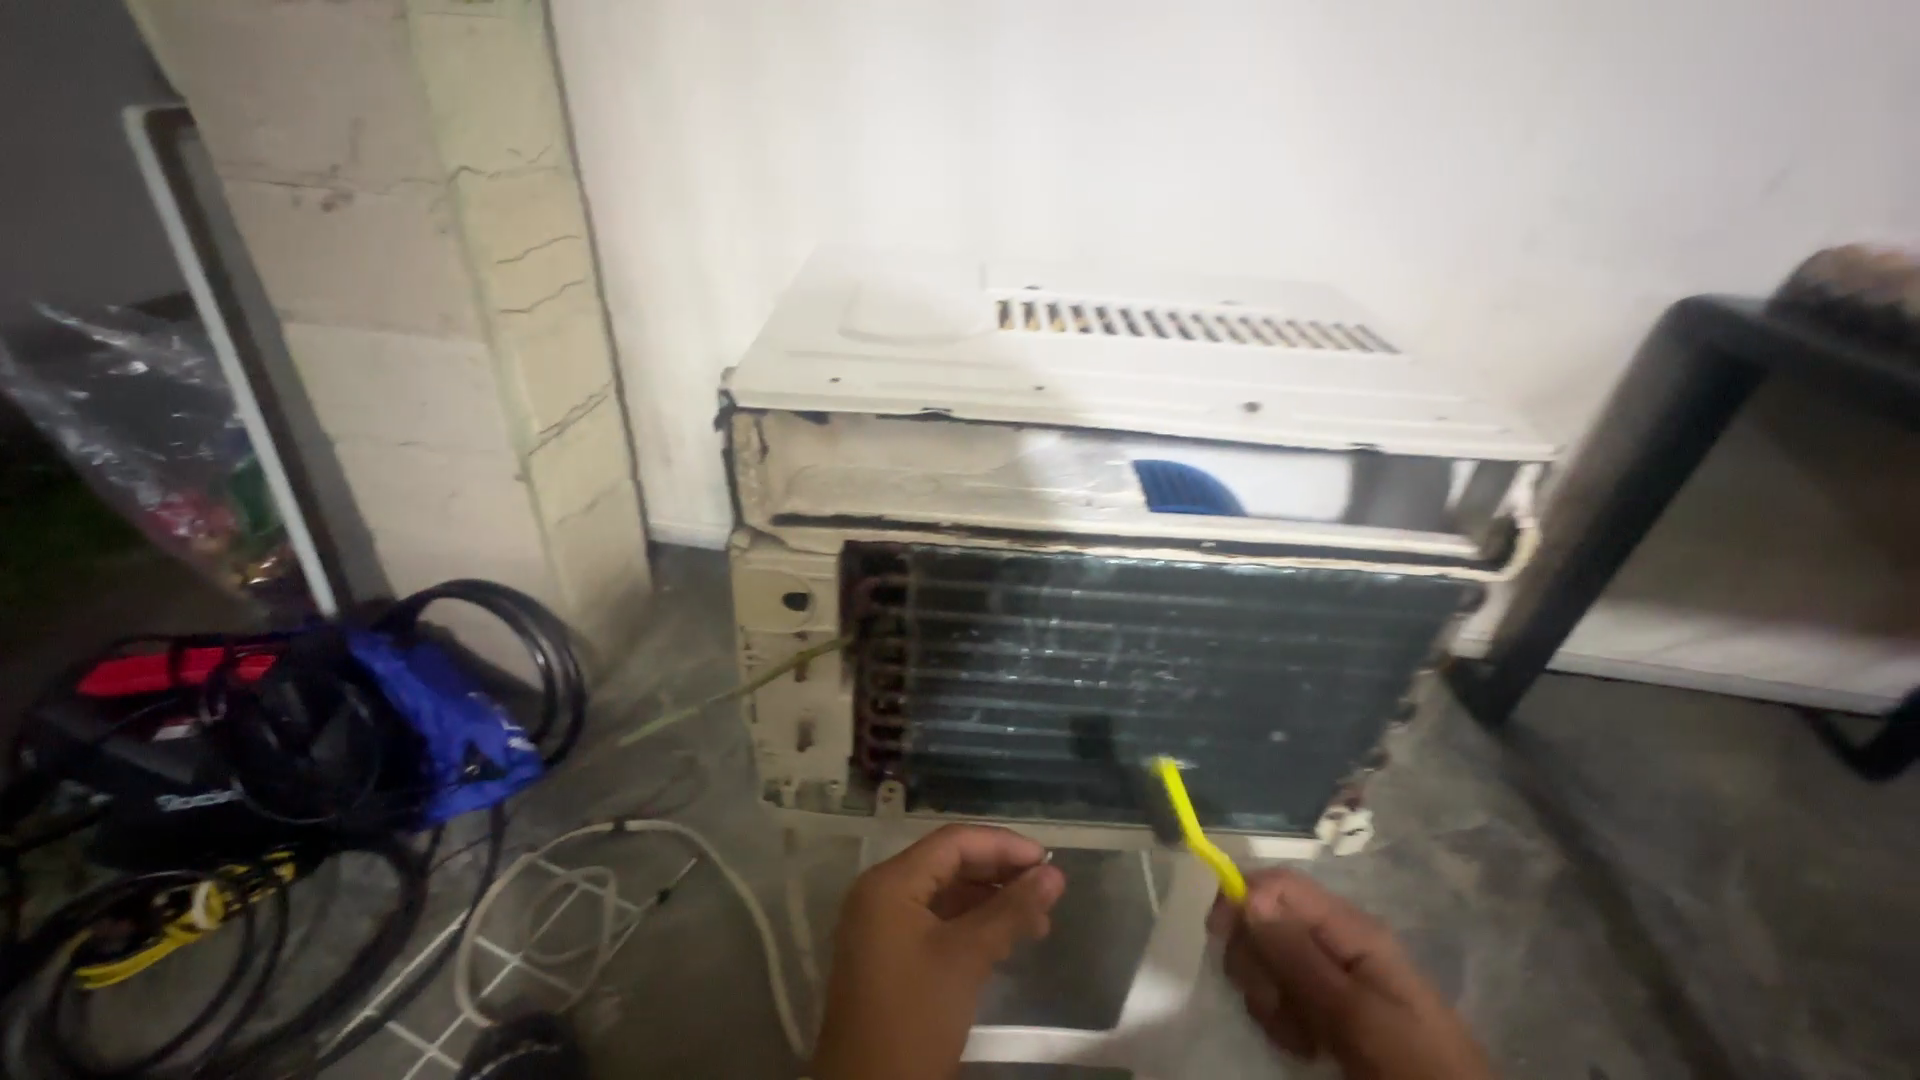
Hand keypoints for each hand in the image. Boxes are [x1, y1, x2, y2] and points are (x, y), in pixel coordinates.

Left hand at [811, 825, 1066, 1079]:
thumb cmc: (916, 1017)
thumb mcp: (968, 958)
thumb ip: (1012, 910)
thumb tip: (1054, 874)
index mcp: (889, 882)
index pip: (953, 842)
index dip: (1003, 845)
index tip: (1047, 862)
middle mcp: (880, 892)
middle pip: (948, 864)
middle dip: (999, 874)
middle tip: (1047, 890)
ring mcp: (881, 924)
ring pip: (944, 894)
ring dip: (990, 901)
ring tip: (1037, 921)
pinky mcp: (888, 953)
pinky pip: (935, 920)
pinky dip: (971, 924)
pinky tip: (1006, 939)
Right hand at [1207, 868, 1494, 1079]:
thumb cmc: (1410, 1064)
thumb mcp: (1354, 1014)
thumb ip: (1298, 954)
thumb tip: (1247, 892)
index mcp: (1351, 928)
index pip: (1279, 884)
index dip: (1241, 898)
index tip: (1217, 937)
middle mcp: (1336, 942)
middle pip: (1264, 921)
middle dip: (1254, 961)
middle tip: (1277, 1005)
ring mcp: (1331, 976)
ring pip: (1266, 962)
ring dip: (1267, 998)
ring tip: (1300, 1037)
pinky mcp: (1326, 1008)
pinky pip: (1280, 997)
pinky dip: (1279, 1020)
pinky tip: (1303, 1046)